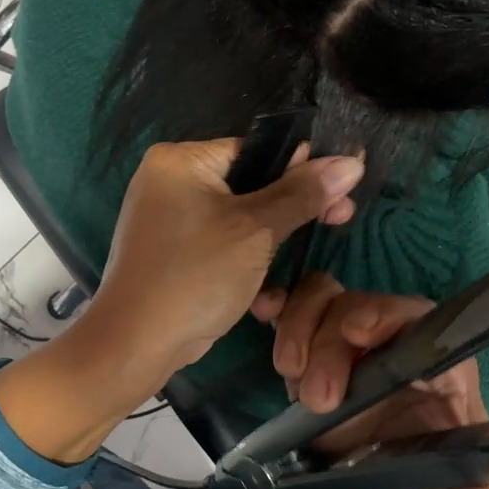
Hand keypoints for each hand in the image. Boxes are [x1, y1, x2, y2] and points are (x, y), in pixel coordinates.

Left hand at [91, 140, 362, 374]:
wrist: (138, 338)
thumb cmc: (197, 274)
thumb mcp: (256, 230)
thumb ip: (302, 194)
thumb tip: (350, 162)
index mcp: (178, 159)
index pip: (254, 149)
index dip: (301, 170)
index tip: (342, 194)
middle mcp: (165, 178)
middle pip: (245, 180)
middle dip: (291, 203)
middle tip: (340, 219)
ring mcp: (162, 214)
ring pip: (234, 213)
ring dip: (270, 232)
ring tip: (305, 249)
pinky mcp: (167, 247)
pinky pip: (216, 236)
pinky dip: (243, 250)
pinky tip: (271, 271)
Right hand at [254, 280, 488, 488]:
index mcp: (439, 365)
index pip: (416, 318)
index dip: (384, 314)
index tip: (356, 333)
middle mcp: (393, 340)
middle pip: (356, 306)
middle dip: (328, 345)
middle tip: (316, 399)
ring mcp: (347, 339)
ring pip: (320, 298)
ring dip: (298, 328)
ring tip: (290, 375)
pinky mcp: (311, 344)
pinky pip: (291, 305)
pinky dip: (277, 303)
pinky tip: (264, 312)